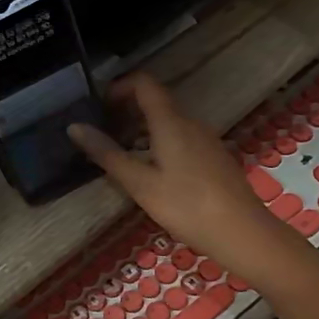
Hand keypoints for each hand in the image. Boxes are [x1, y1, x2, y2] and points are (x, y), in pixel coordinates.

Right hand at [67, 72, 306, 280]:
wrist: (243, 234)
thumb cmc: (186, 206)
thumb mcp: (138, 182)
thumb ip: (106, 153)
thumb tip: (74, 127)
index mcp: (171, 123)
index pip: (144, 84)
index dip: (119, 87)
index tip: (98, 107)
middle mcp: (191, 124)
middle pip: (155, 103)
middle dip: (125, 111)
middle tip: (100, 134)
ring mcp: (206, 140)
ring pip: (167, 122)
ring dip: (140, 129)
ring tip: (118, 154)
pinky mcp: (213, 157)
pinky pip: (180, 138)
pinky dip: (157, 143)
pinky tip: (148, 171)